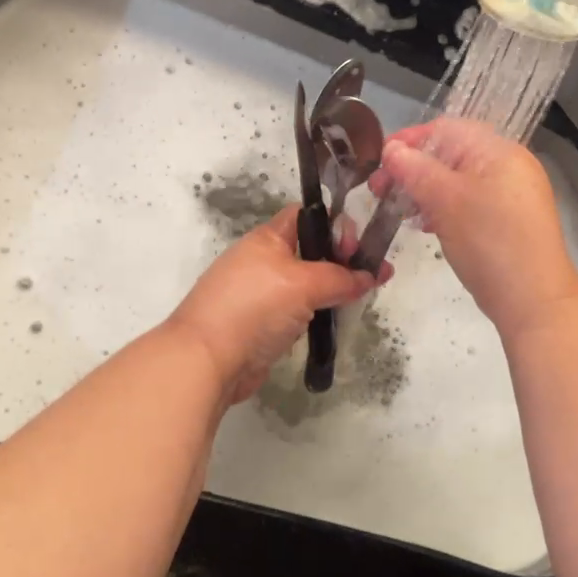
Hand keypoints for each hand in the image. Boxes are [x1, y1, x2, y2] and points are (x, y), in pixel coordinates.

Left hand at [165, 207, 389, 403]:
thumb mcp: (303, 284)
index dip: (334, 224)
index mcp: (268, 239)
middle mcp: (264, 261)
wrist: (207, 360)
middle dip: (341, 259)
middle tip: (369, 275)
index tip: (355, 247)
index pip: (306, 216)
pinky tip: (337, 321)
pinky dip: (319, 314)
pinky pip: (299, 312)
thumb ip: (339, 278)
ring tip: (361, 299)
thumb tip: (370, 277)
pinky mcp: (264, 326)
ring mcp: (262, 295)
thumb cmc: (254, 307)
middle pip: (310, 250)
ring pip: (307, 284)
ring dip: (333, 289)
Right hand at [372, 118, 577, 337]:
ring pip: (458, 180)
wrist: (535, 302)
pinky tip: (427, 226)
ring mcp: (512, 194)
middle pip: (451, 154)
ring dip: (426, 190)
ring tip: (401, 212)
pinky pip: (470, 202)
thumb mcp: (446, 201)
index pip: (446, 129)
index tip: (378, 162)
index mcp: (498, 150)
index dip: (408, 140)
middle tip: (380, 191)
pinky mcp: (510, 221)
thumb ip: (416, 170)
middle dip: (413, 169)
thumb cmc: (490, 242)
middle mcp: (509, 165)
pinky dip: (445, 208)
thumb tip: (391, 149)